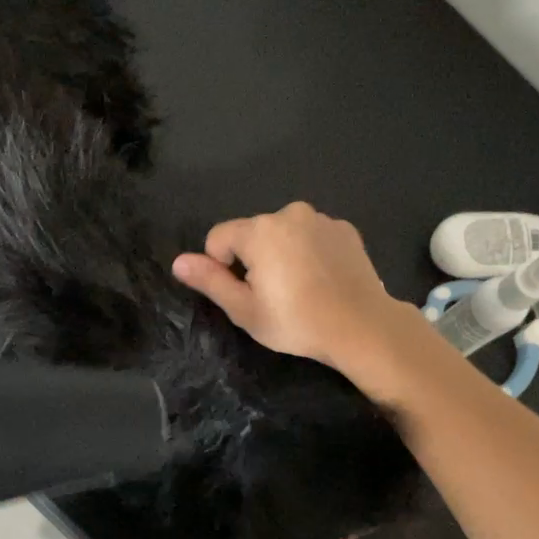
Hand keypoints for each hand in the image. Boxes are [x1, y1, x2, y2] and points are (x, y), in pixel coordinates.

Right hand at [172, 202, 416, 380]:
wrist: (360, 325)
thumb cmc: (295, 322)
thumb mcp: (244, 309)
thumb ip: (210, 281)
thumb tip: (178, 262)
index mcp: (259, 230)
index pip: (218, 237)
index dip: (220, 267)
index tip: (242, 294)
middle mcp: (289, 213)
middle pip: (253, 233)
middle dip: (253, 260)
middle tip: (271, 297)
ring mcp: (321, 219)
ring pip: (284, 234)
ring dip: (282, 255)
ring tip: (298, 291)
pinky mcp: (345, 230)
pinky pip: (312, 237)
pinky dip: (309, 254)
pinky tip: (321, 282)